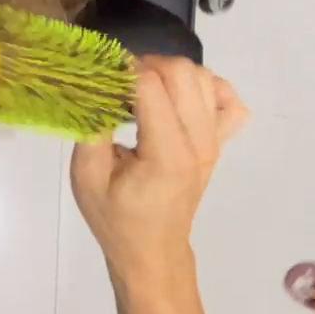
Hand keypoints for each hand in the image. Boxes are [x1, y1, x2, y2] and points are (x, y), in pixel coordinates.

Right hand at [69, 57, 248, 283]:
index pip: (150, 86)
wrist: (151, 250)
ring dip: (169, 72)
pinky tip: (179, 97)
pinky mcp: (219, 143)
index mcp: (166, 155)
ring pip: (204, 77)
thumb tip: (93, 83)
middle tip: (118, 81)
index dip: (120, 69)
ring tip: (142, 88)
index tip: (98, 73)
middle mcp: (199, 144)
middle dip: (145, 63)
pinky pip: (227, 100)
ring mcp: (215, 142)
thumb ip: (90, 125)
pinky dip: (206, 88)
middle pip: (183, 73)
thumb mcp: (86, 174)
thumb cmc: (115, 216)